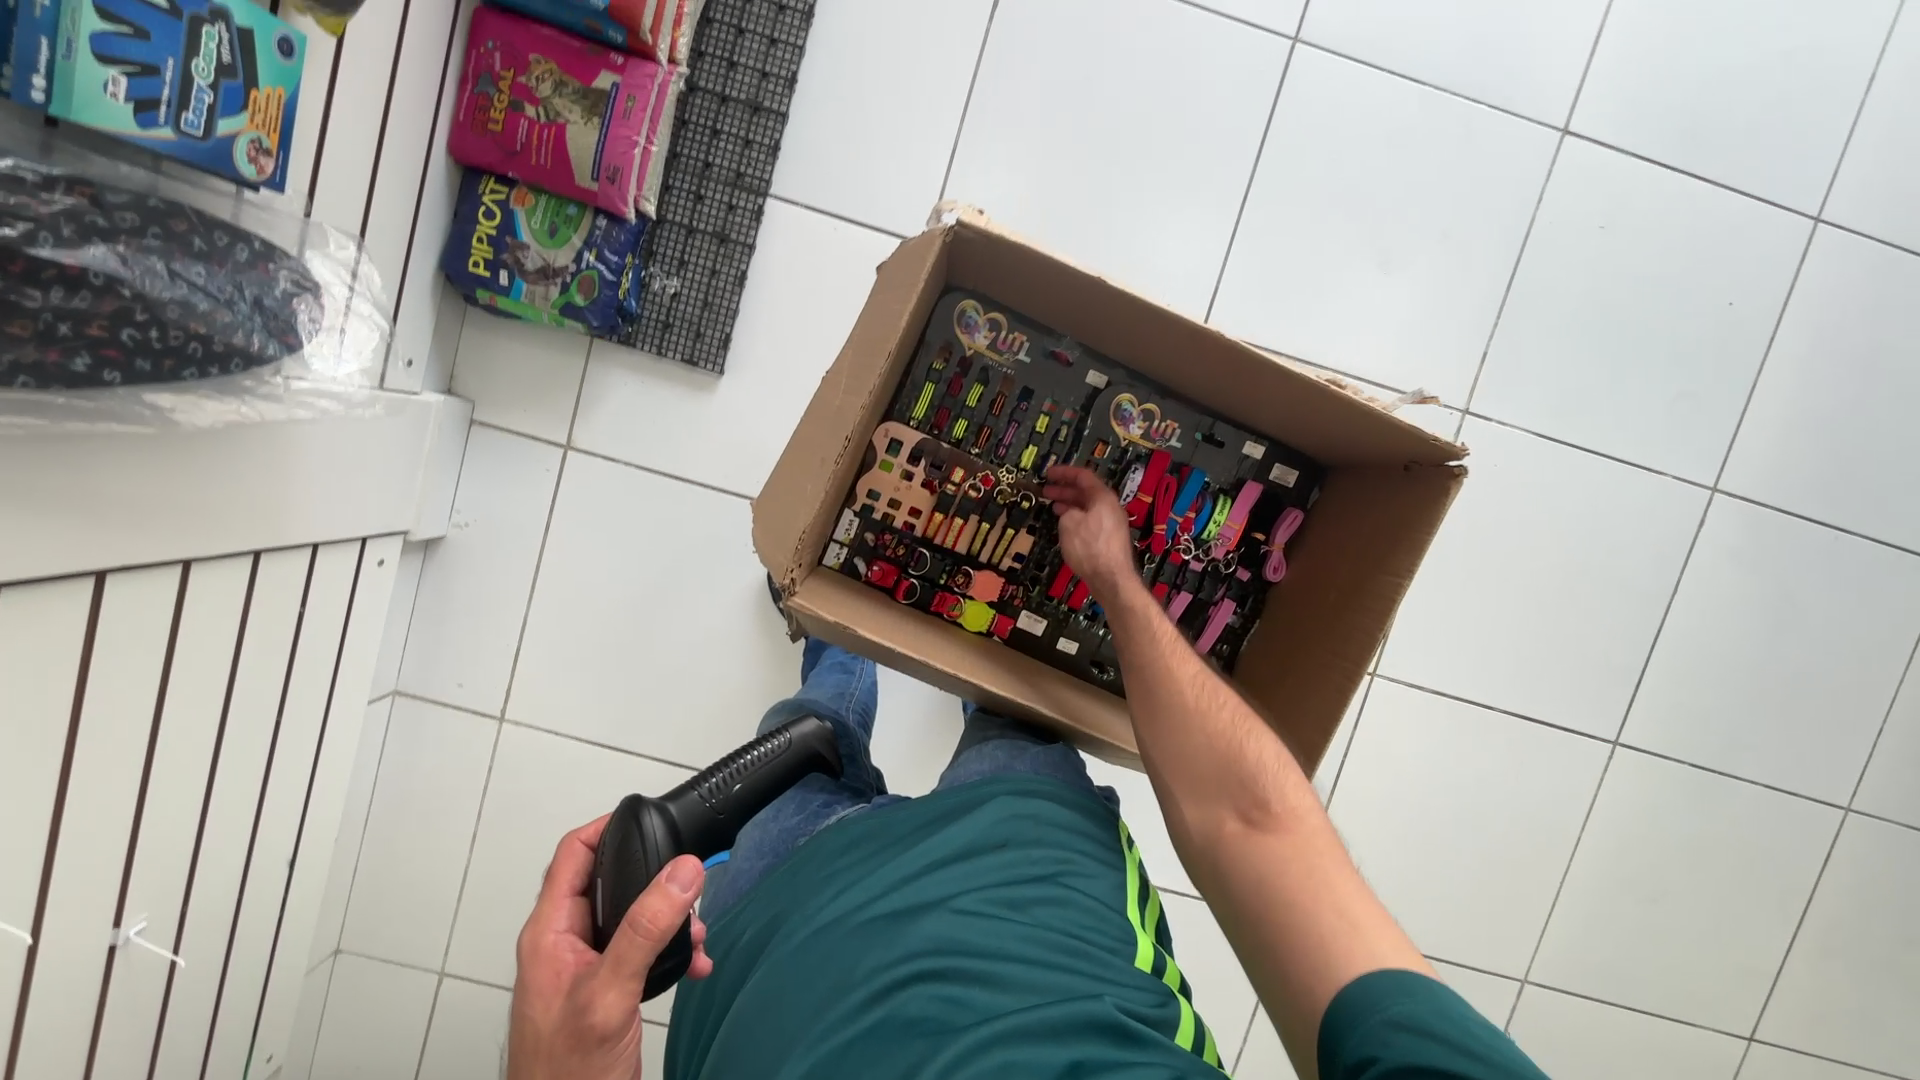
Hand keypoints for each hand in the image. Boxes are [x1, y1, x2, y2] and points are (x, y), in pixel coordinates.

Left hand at [507, 816, 712, 1079]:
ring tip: (696, 929)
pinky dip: (672, 948)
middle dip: (655, 876)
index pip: (572, 854)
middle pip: (611, 880)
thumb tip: (683, 871)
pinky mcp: (610, 989)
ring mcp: (588, 967)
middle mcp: (568, 943)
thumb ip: (645, 928)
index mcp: (551, 933)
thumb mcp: (610, 992)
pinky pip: (644, 949)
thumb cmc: (564, 1075)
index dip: (605, 827)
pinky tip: (695, 961)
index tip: (646, 817)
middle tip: (689, 876)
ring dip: (669, 916)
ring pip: (633, 914)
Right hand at [1043, 465, 1139, 604]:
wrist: (1112, 578)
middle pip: (1086, 491)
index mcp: (1102, 497)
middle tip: (1046, 490)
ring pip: (1088, 507)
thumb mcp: (1069, 523)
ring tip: (1053, 506)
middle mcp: (1110, 506)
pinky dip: (1076, 518)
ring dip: (1069, 504)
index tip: (1048, 473)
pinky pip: (1090, 520)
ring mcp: (1111, 523)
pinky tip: (1066, 525)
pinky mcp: (1109, 538)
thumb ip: (1067, 511)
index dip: (1064, 472)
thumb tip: (1070, 513)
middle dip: (1065, 489)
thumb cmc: (1089, 547)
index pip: (1083, 475)